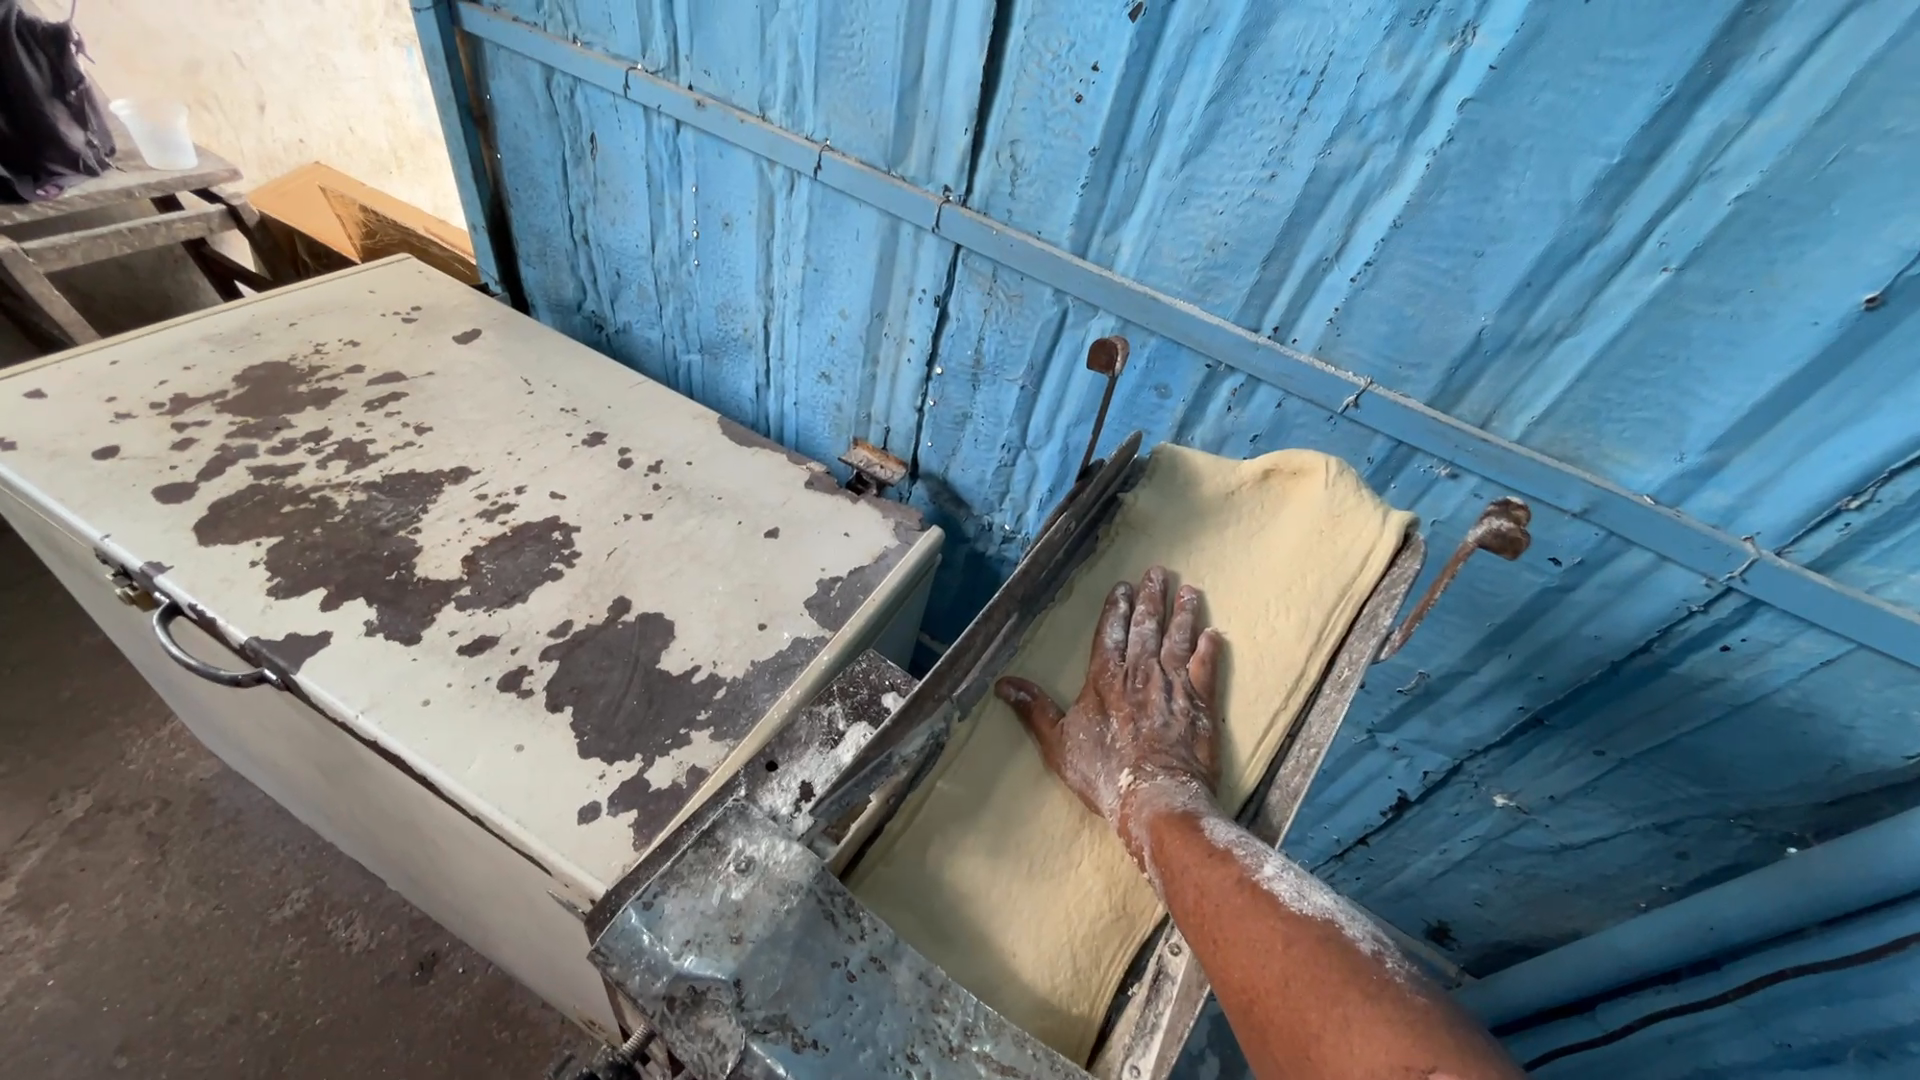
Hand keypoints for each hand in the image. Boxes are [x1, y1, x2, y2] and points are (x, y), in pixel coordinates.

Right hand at [994, 566, 1225, 865]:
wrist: (1156, 797)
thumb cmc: (1104, 773)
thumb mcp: (1057, 743)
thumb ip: (1034, 709)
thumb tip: (1001, 684)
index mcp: (1105, 679)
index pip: (1111, 633)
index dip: (1117, 608)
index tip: (1123, 586)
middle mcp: (1140, 673)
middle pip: (1146, 626)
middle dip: (1151, 598)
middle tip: (1159, 572)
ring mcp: (1173, 685)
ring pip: (1178, 639)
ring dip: (1183, 613)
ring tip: (1189, 591)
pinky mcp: (1200, 703)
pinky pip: (1207, 668)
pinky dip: (1210, 649)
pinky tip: (1214, 634)